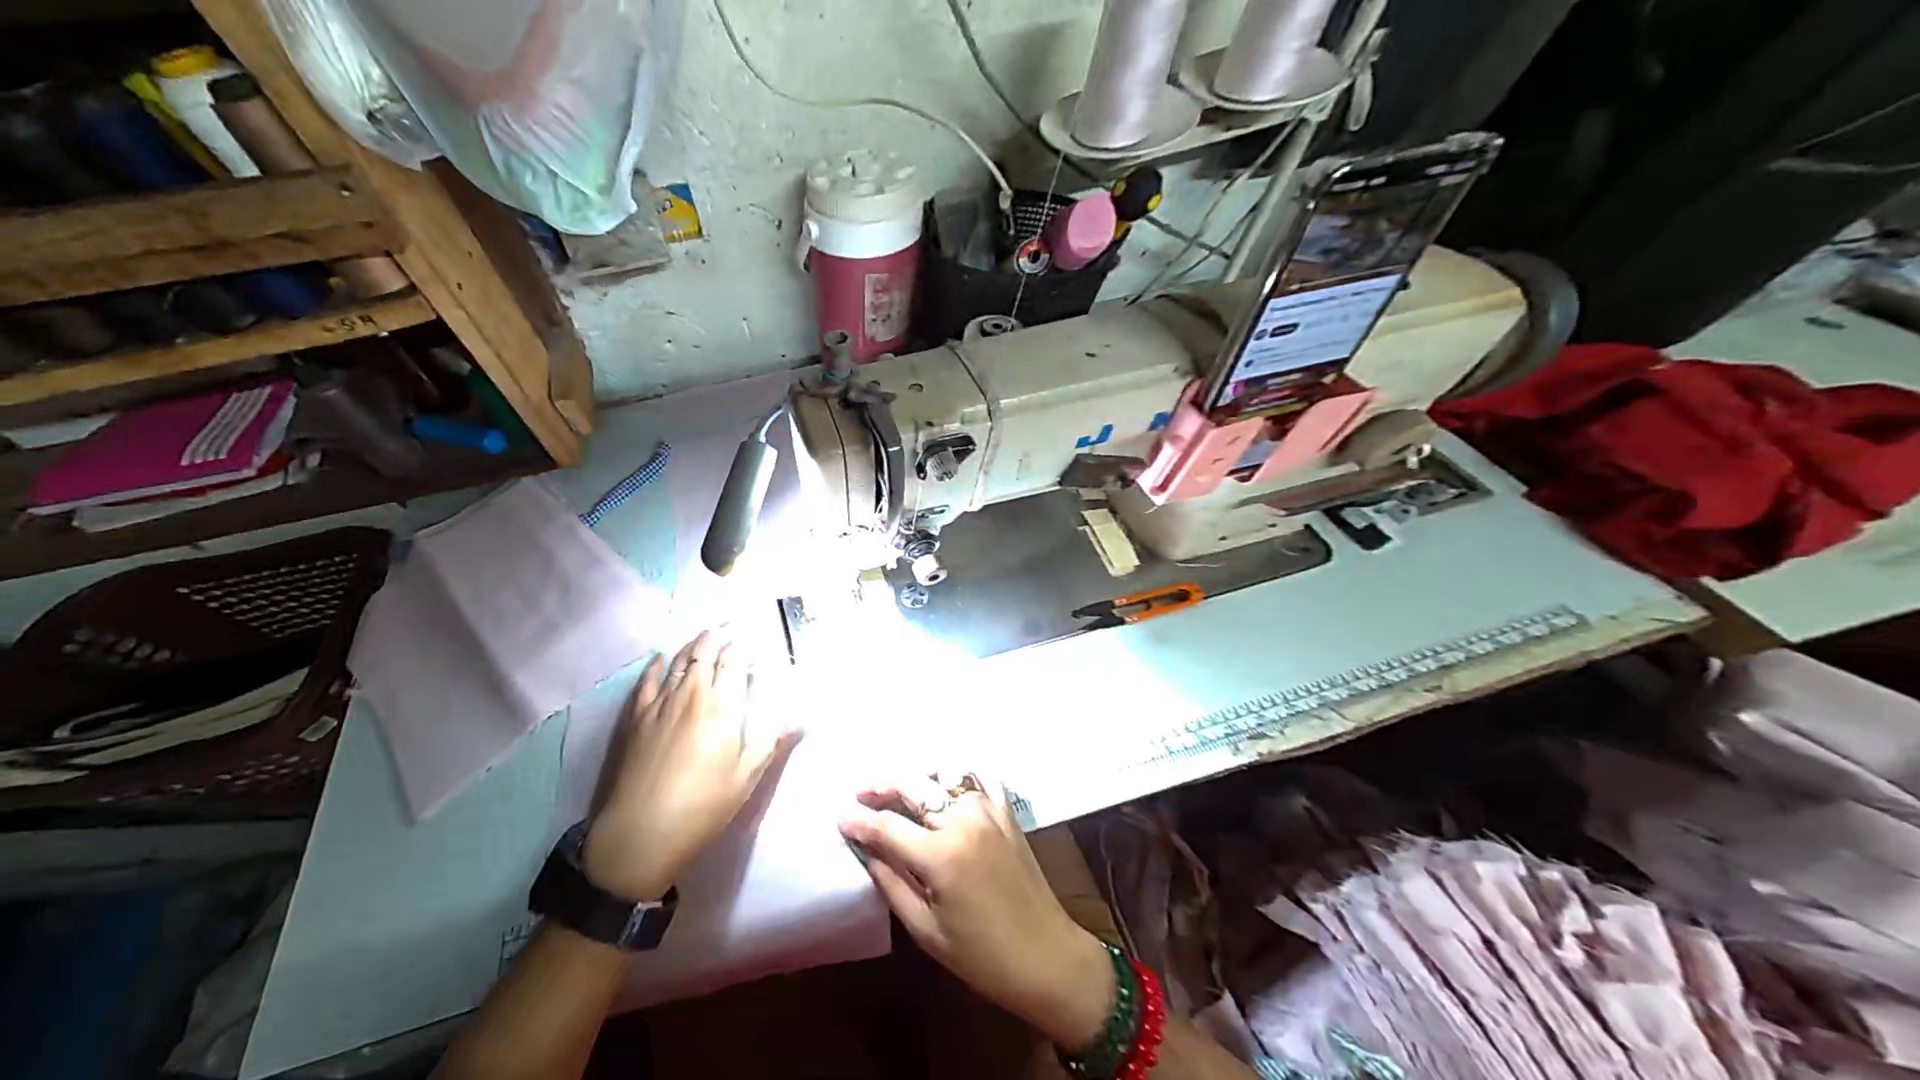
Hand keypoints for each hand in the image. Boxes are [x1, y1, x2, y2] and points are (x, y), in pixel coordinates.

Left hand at [583, 631, 791, 900]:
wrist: (640, 833)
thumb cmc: (703, 806)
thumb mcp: (746, 778)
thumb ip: (770, 742)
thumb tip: (799, 718)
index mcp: (721, 708)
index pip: (732, 665)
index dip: (741, 650)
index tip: (748, 643)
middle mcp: (690, 696)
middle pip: (704, 655)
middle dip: (716, 639)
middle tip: (727, 631)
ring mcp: (660, 705)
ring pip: (678, 662)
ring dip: (692, 646)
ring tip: (703, 637)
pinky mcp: (637, 718)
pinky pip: (647, 682)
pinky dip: (656, 666)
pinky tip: (660, 658)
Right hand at [839, 775, 1114, 1050]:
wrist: (1046, 956)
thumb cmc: (980, 956)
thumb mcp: (925, 928)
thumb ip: (891, 882)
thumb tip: (865, 850)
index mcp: (940, 855)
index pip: (886, 825)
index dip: (859, 820)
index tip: (840, 818)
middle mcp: (964, 821)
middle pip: (913, 785)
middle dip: (882, 787)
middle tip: (862, 795)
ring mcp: (990, 811)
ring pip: (945, 774)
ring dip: (918, 777)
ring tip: (900, 790)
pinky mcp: (1008, 812)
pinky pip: (981, 777)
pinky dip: (960, 774)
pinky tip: (946, 785)